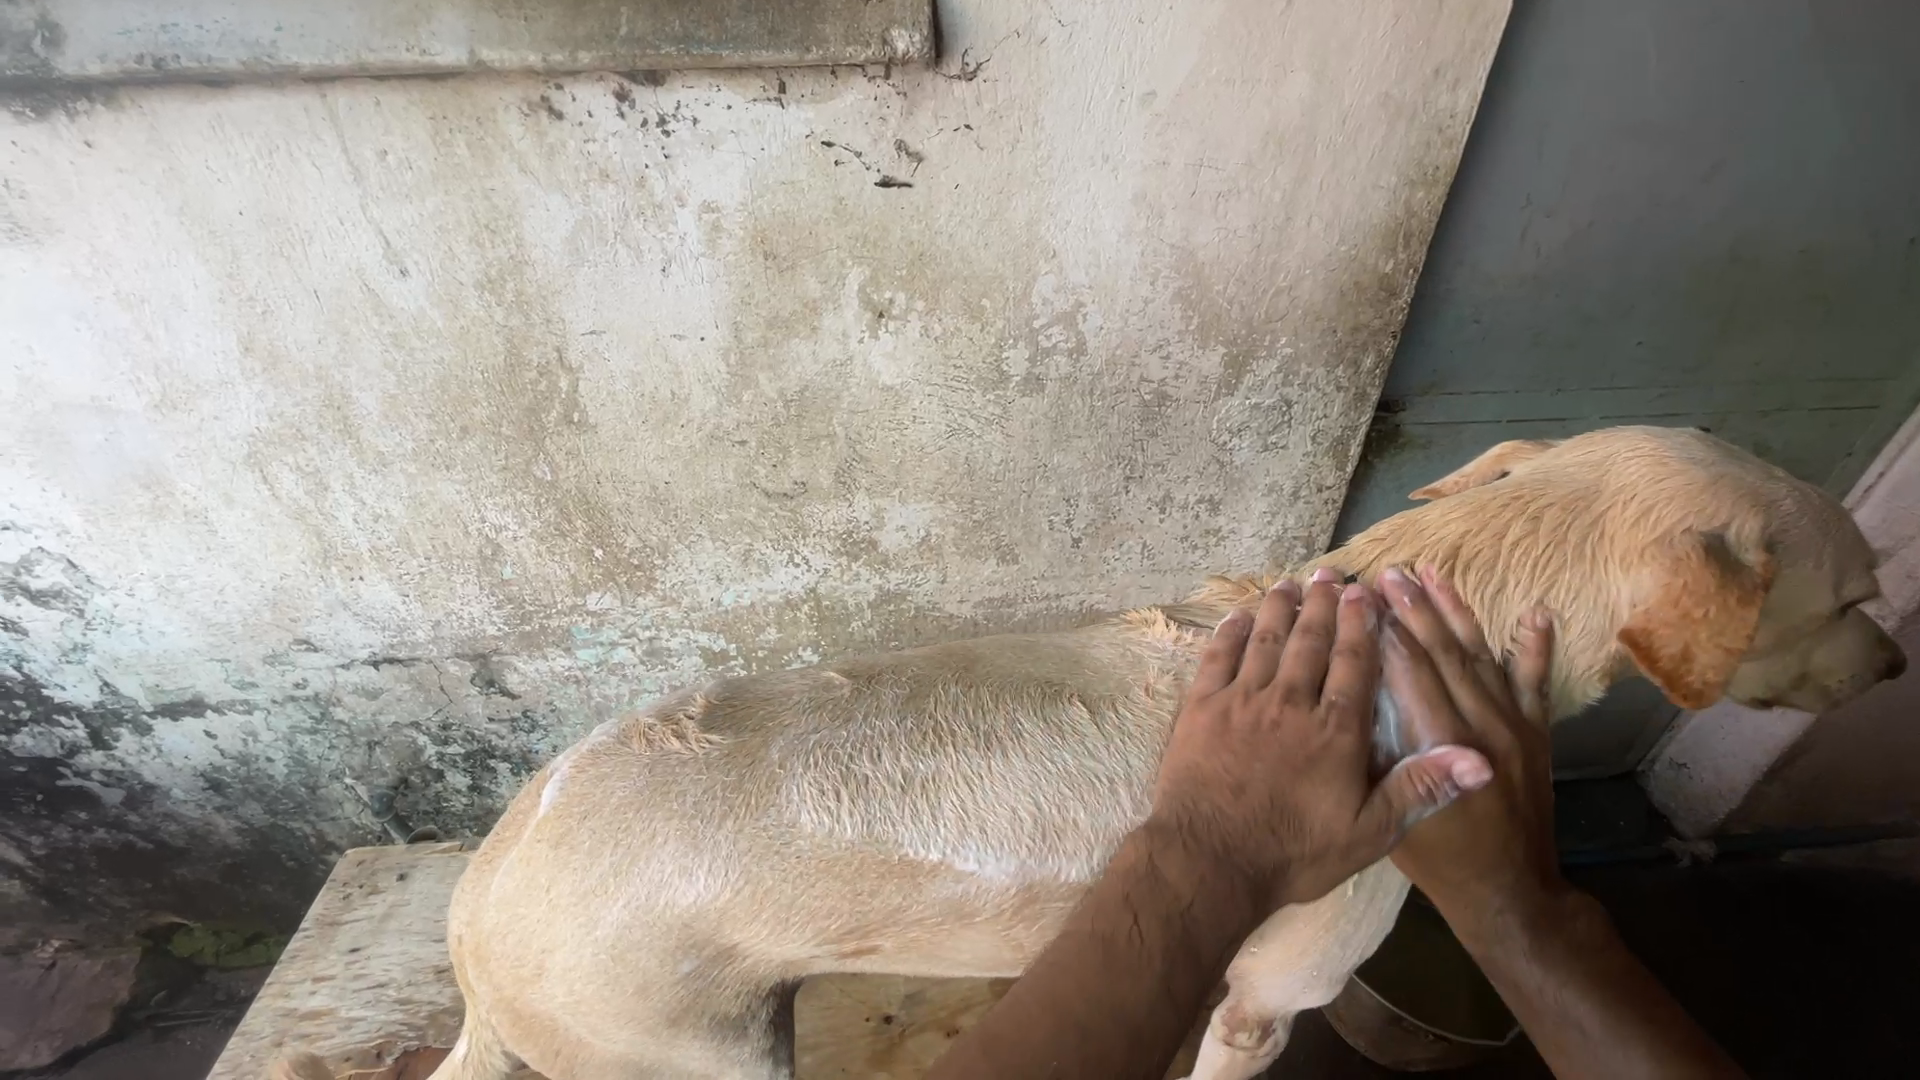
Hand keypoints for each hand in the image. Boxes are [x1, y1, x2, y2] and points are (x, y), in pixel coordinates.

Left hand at [1149, 568, 1495, 909]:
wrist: (1209, 858)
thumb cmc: (1292, 852)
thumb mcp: (1368, 833)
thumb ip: (1420, 789)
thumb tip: (1481, 760)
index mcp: (1333, 730)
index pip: (1353, 664)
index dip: (1360, 625)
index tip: (1365, 592)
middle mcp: (1288, 703)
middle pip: (1309, 642)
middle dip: (1322, 604)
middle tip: (1329, 572)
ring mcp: (1240, 701)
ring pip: (1264, 641)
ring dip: (1278, 609)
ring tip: (1289, 583)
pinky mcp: (1200, 707)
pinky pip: (1216, 658)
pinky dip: (1228, 633)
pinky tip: (1237, 616)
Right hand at [1376, 564, 1564, 919]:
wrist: (1507, 891)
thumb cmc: (1432, 853)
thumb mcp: (1384, 805)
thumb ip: (1373, 748)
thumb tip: (1350, 693)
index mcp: (1441, 741)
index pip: (1409, 670)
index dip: (1385, 629)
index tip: (1363, 595)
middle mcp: (1483, 724)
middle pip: (1443, 653)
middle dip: (1414, 608)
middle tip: (1390, 571)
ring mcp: (1515, 726)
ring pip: (1482, 655)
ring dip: (1456, 612)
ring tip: (1435, 572)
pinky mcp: (1537, 734)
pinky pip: (1535, 682)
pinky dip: (1535, 646)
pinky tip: (1537, 613)